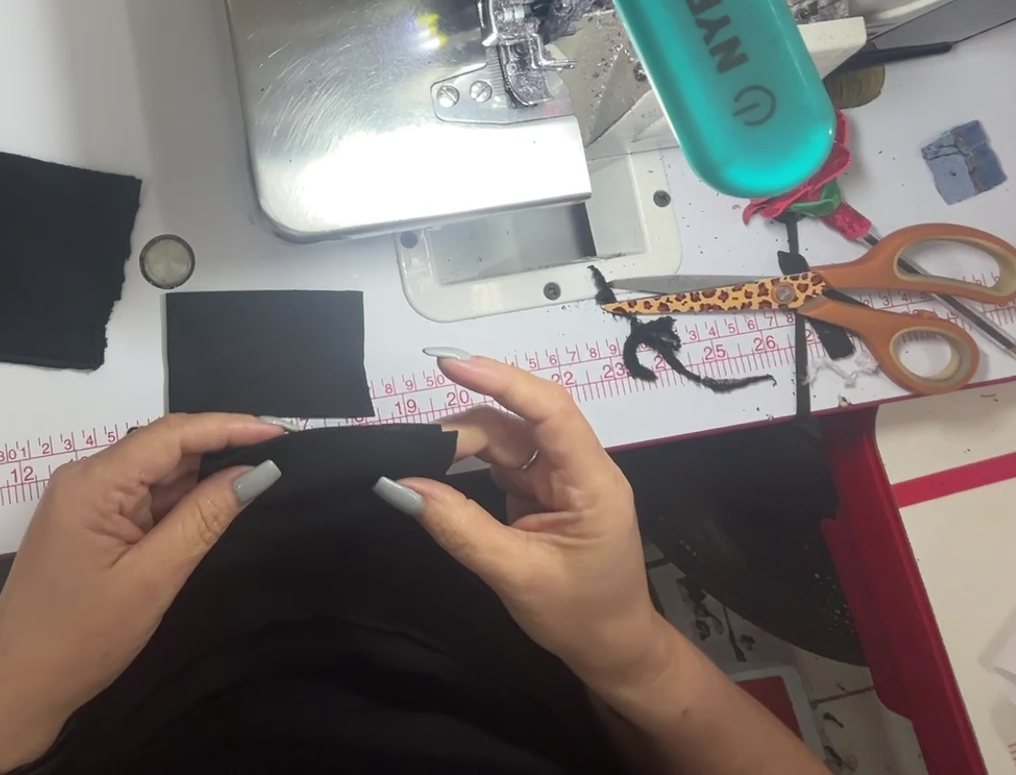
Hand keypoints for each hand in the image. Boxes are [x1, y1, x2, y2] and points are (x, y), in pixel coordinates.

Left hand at [0, 413, 285, 771]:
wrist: (14, 691)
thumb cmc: (79, 640)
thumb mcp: (151, 580)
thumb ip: (204, 519)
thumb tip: (254, 473)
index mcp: (93, 482)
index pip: (170, 434)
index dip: (228, 425)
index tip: (279, 429)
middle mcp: (87, 476)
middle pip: (164, 446)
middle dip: (219, 448)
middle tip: (277, 454)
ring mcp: (87, 497)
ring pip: (157, 471)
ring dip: (201, 476)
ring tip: (254, 478)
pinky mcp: (91, 519)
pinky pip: (144, 495)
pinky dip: (179, 501)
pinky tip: (211, 506)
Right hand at [385, 356, 667, 694]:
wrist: (613, 652)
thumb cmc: (581, 617)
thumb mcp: (516, 577)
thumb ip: (460, 528)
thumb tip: (402, 486)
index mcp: (591, 482)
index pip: (550, 411)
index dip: (502, 380)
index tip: (450, 364)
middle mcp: (576, 466)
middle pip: (515, 423)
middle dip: (463, 432)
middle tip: (414, 452)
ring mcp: (557, 474)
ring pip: (501, 437)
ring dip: (460, 446)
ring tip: (420, 463)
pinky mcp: (538, 485)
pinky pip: (496, 459)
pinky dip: (465, 461)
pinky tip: (439, 469)